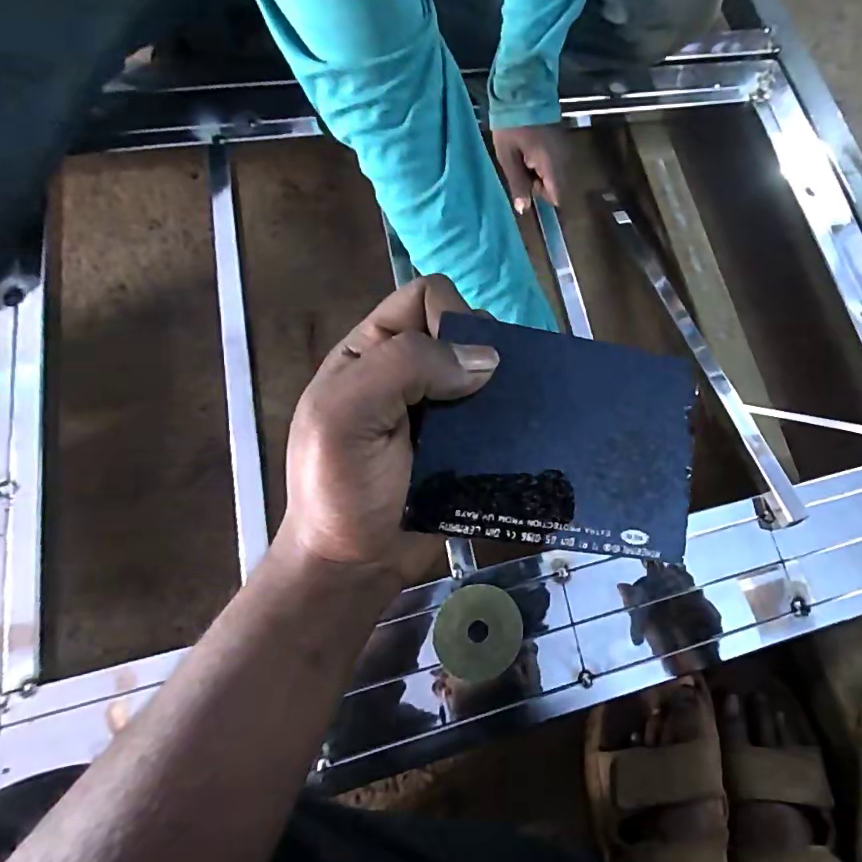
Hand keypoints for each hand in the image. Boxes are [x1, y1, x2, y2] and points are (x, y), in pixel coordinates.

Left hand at [276, 275, 498, 587]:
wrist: (354, 563)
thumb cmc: (338, 486)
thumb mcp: (346, 415)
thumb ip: (403, 367)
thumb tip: (486, 359)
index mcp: (373, 352)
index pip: (425, 298)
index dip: (450, 316)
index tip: (455, 365)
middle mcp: (411, 372)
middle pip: (465, 330)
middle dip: (484, 350)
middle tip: (487, 394)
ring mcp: (442, 410)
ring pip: (489, 372)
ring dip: (506, 386)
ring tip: (515, 411)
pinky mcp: (467, 445)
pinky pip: (500, 417)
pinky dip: (513, 419)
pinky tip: (523, 431)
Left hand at [491, 123, 568, 214]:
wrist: (521, 90)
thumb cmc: (511, 124)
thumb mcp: (507, 156)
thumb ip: (517, 183)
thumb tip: (524, 209)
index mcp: (551, 164)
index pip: (557, 196)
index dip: (542, 196)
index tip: (527, 186)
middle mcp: (563, 159)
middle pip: (556, 186)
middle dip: (539, 184)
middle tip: (521, 167)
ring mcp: (563, 149)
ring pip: (554, 174)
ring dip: (539, 173)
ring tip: (523, 156)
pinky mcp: (560, 141)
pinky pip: (553, 162)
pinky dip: (541, 162)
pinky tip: (529, 150)